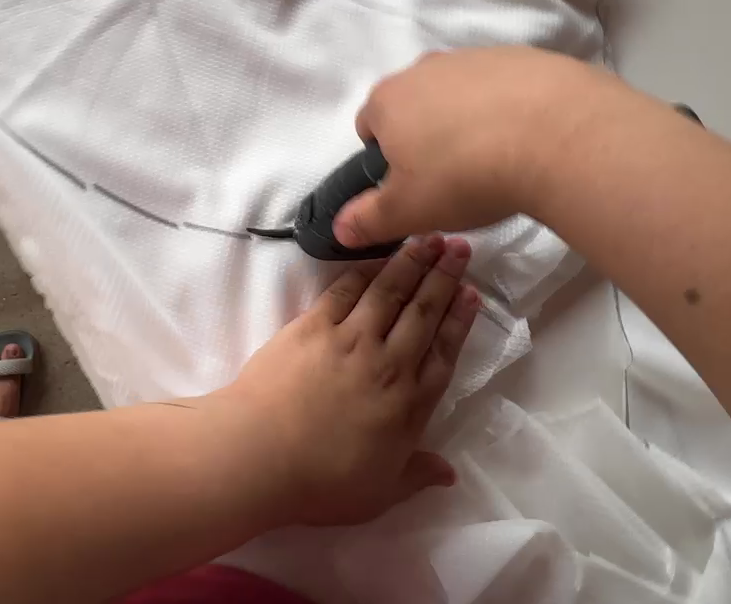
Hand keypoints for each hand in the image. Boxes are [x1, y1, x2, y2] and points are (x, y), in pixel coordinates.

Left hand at [210, 234, 479, 526]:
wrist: (258, 453)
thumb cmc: (320, 482)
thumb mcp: (380, 493)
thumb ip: (417, 475)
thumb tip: (450, 472)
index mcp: (408, 405)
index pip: (444, 353)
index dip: (460, 320)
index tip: (472, 292)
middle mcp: (386, 363)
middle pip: (422, 312)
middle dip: (444, 276)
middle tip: (460, 246)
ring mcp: (348, 338)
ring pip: (388, 291)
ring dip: (410, 261)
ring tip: (427, 237)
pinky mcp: (313, 324)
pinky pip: (344, 289)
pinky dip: (363, 270)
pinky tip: (376, 256)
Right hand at [335, 47, 602, 247]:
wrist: (559, 135)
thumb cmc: (466, 174)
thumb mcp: (409, 211)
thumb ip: (367, 219)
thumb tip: (339, 228)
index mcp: (388, 101)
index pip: (368, 126)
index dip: (384, 158)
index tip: (412, 185)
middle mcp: (423, 69)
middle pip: (413, 105)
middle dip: (425, 136)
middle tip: (454, 177)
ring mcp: (472, 58)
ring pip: (457, 93)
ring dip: (467, 120)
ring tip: (497, 158)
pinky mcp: (520, 56)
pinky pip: (502, 86)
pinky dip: (508, 108)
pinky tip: (530, 139)